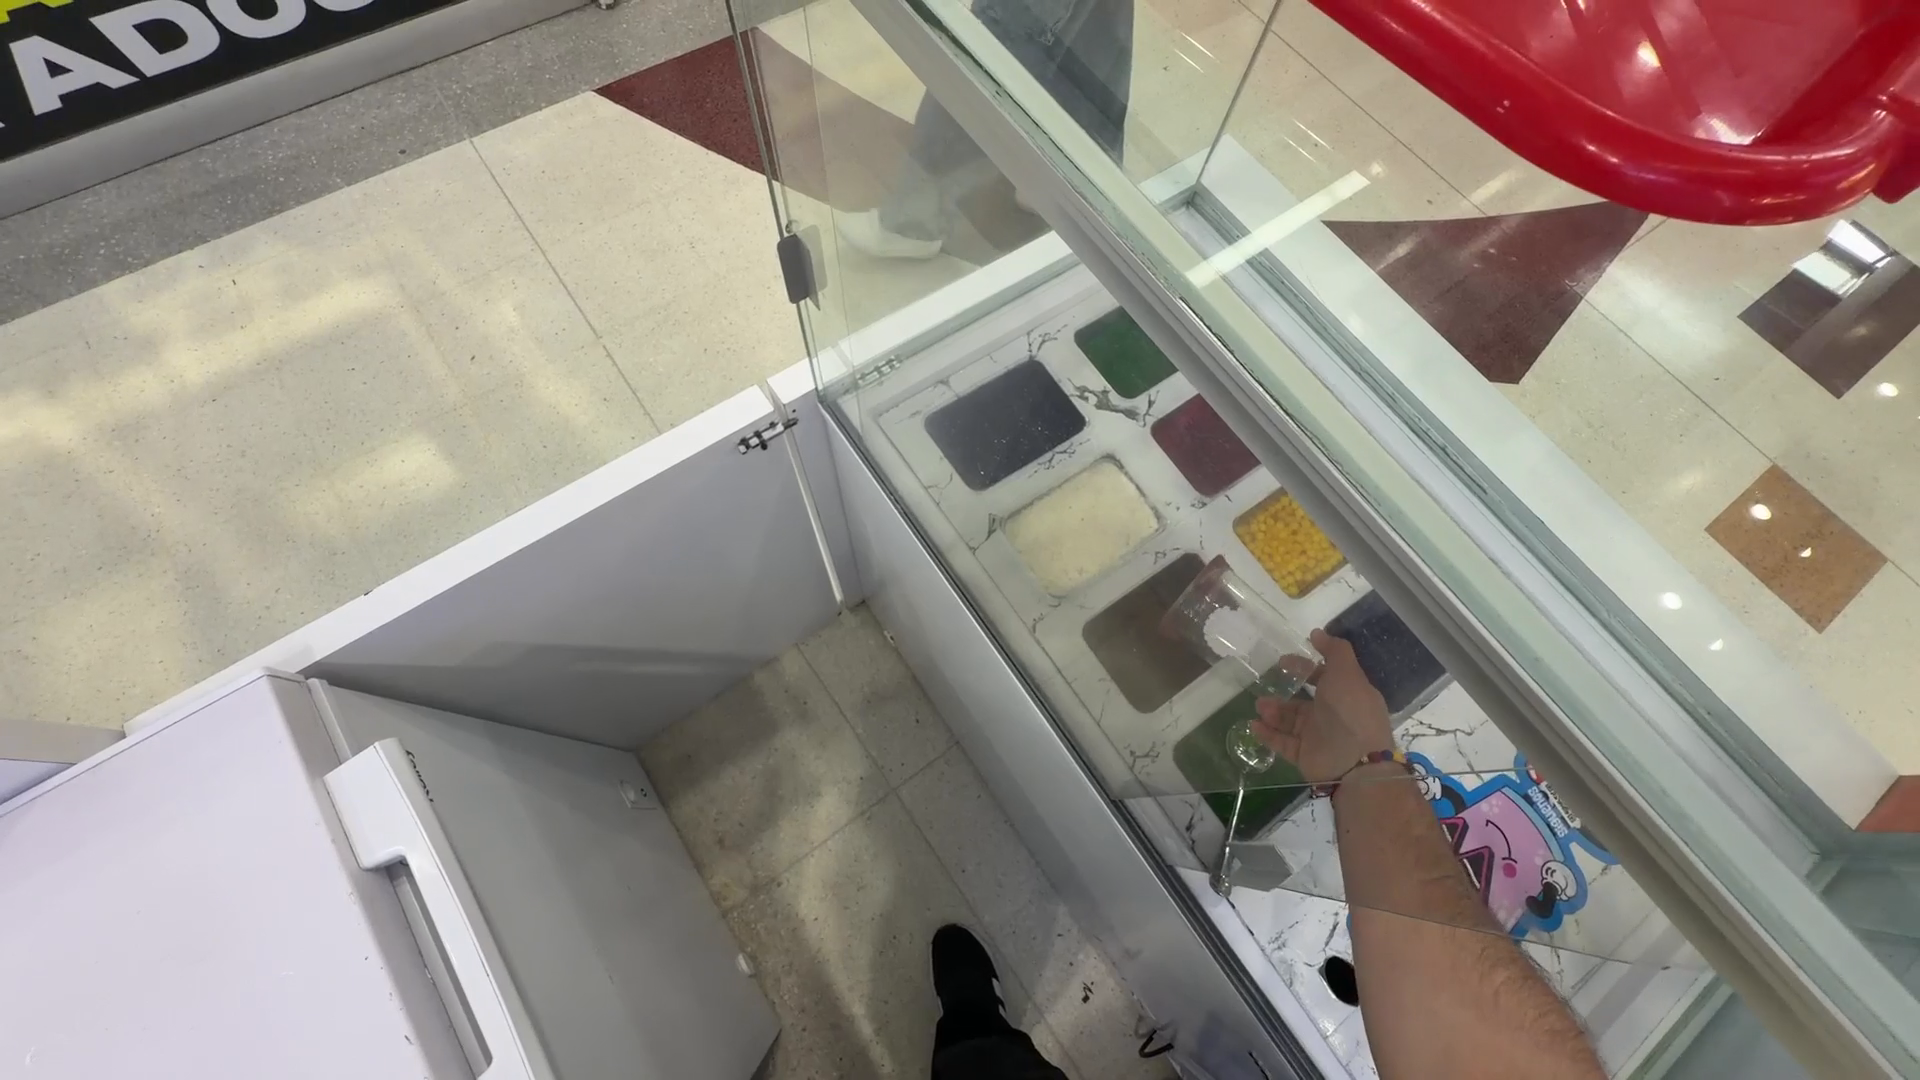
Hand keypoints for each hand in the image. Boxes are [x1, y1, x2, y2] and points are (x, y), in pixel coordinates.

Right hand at [1252, 629, 1393, 783]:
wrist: (1355, 764)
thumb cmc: (1351, 713)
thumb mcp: (1347, 674)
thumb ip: (1334, 651)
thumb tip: (1317, 632)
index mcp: (1347, 696)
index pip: (1325, 678)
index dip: (1306, 668)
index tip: (1284, 661)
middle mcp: (1333, 715)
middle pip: (1304, 701)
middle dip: (1284, 692)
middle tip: (1265, 685)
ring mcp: (1318, 737)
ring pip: (1290, 720)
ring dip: (1273, 711)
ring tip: (1259, 706)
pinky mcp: (1305, 755)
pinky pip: (1282, 742)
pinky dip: (1268, 734)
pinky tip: (1254, 725)